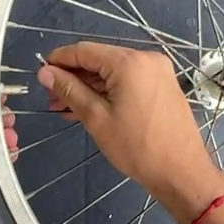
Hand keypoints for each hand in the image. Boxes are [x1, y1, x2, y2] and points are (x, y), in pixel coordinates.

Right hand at [37, 42, 223, 221]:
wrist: (182, 173)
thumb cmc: (137, 147)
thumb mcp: (96, 118)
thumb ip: (70, 90)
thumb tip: (45, 73)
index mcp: (129, 62)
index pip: (84, 51)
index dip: (59, 60)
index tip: (41, 72)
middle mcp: (146, 59)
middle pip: (99, 59)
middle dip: (73, 77)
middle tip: (52, 97)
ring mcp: (157, 72)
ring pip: (113, 72)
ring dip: (89, 86)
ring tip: (66, 107)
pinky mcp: (163, 85)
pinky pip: (128, 81)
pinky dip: (108, 91)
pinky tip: (90, 107)